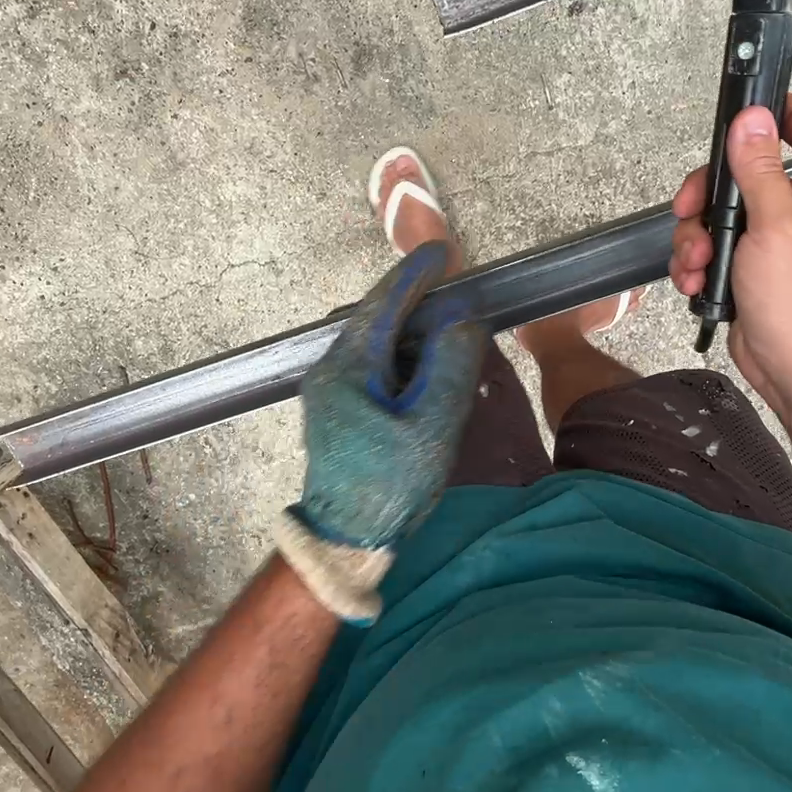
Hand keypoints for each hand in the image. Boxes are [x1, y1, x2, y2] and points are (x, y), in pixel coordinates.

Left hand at [294, 241, 486, 548]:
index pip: (384, 303)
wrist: (344, 539)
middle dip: (411, 296)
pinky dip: (399, 352)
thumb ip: (450, 364)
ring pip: (372, 340)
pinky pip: (370, 364)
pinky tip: (422, 362)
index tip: (443, 252)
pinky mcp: (336, 409)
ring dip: (406, 325)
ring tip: (444, 320)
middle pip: (374, 317)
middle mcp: (330, 369)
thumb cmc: (389, 483)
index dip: (415, 274)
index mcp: (348, 366)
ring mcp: (328, 390)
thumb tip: (462, 318)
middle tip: (450, 284)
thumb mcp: (432, 424)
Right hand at [669, 97, 791, 416]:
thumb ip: (761, 171)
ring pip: (718, 212)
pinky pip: (709, 246)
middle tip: (691, 210)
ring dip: (695, 237)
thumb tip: (752, 120)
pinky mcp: (744, 266)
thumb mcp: (776, 229)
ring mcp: (770, 240)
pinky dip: (695, 262)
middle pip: (745, 172)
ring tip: (697, 265)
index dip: (786, 113)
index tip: (748, 106)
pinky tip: (697, 283)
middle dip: (709, 194)